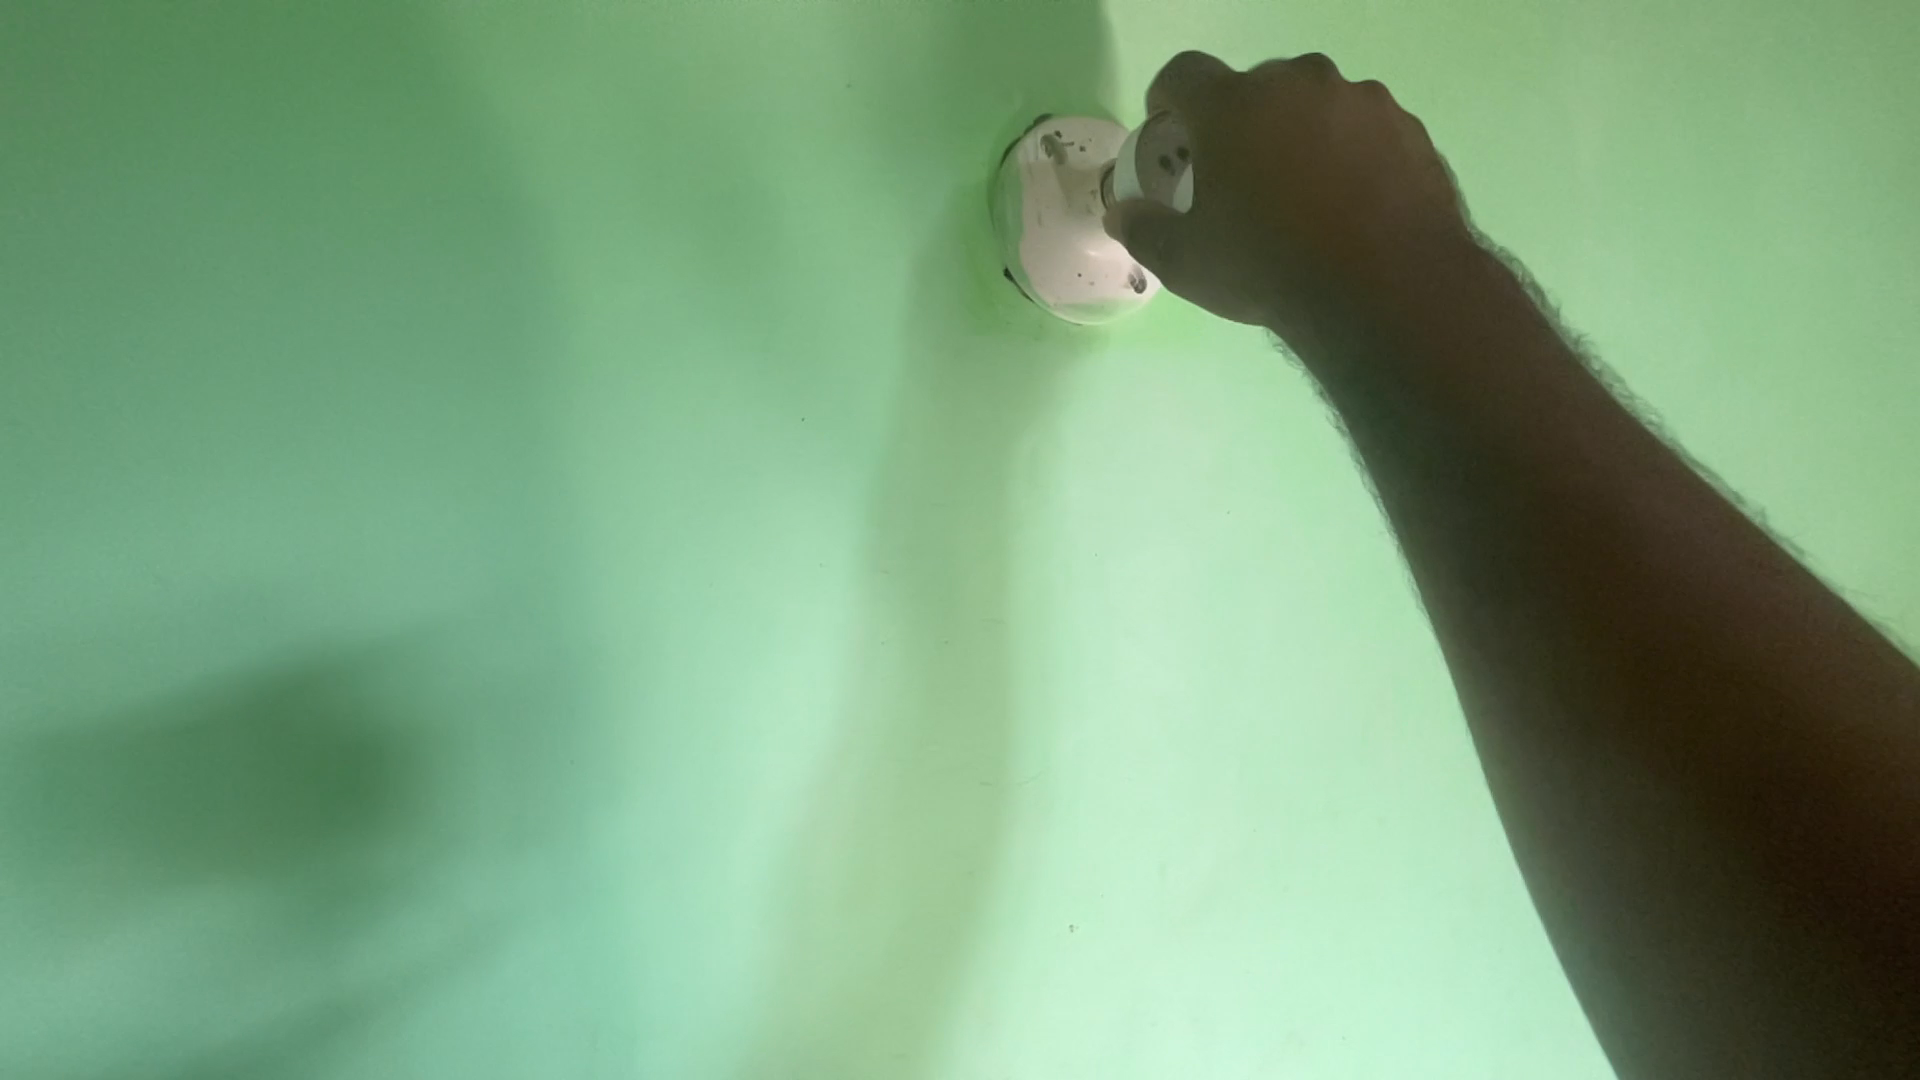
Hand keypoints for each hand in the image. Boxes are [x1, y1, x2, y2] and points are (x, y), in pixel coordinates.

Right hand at [1107, 51, 1470, 336]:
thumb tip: (1122, 212)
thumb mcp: (1183, 262)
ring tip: (1295, 198)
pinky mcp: (1406, 127)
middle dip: (1236, 123)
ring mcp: (1360, 99)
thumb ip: (1143, 229)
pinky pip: (1359, 130)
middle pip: (1252, 87)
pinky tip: (1342, 207)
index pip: (1183, 75)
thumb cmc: (1263, 267)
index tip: (1167, 128)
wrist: (1378, 288)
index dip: (1166, 98)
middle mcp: (1298, 83)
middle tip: (1233, 177)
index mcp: (1232, 107)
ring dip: (1293, 137)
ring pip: (1311, 106)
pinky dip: (1342, 155)